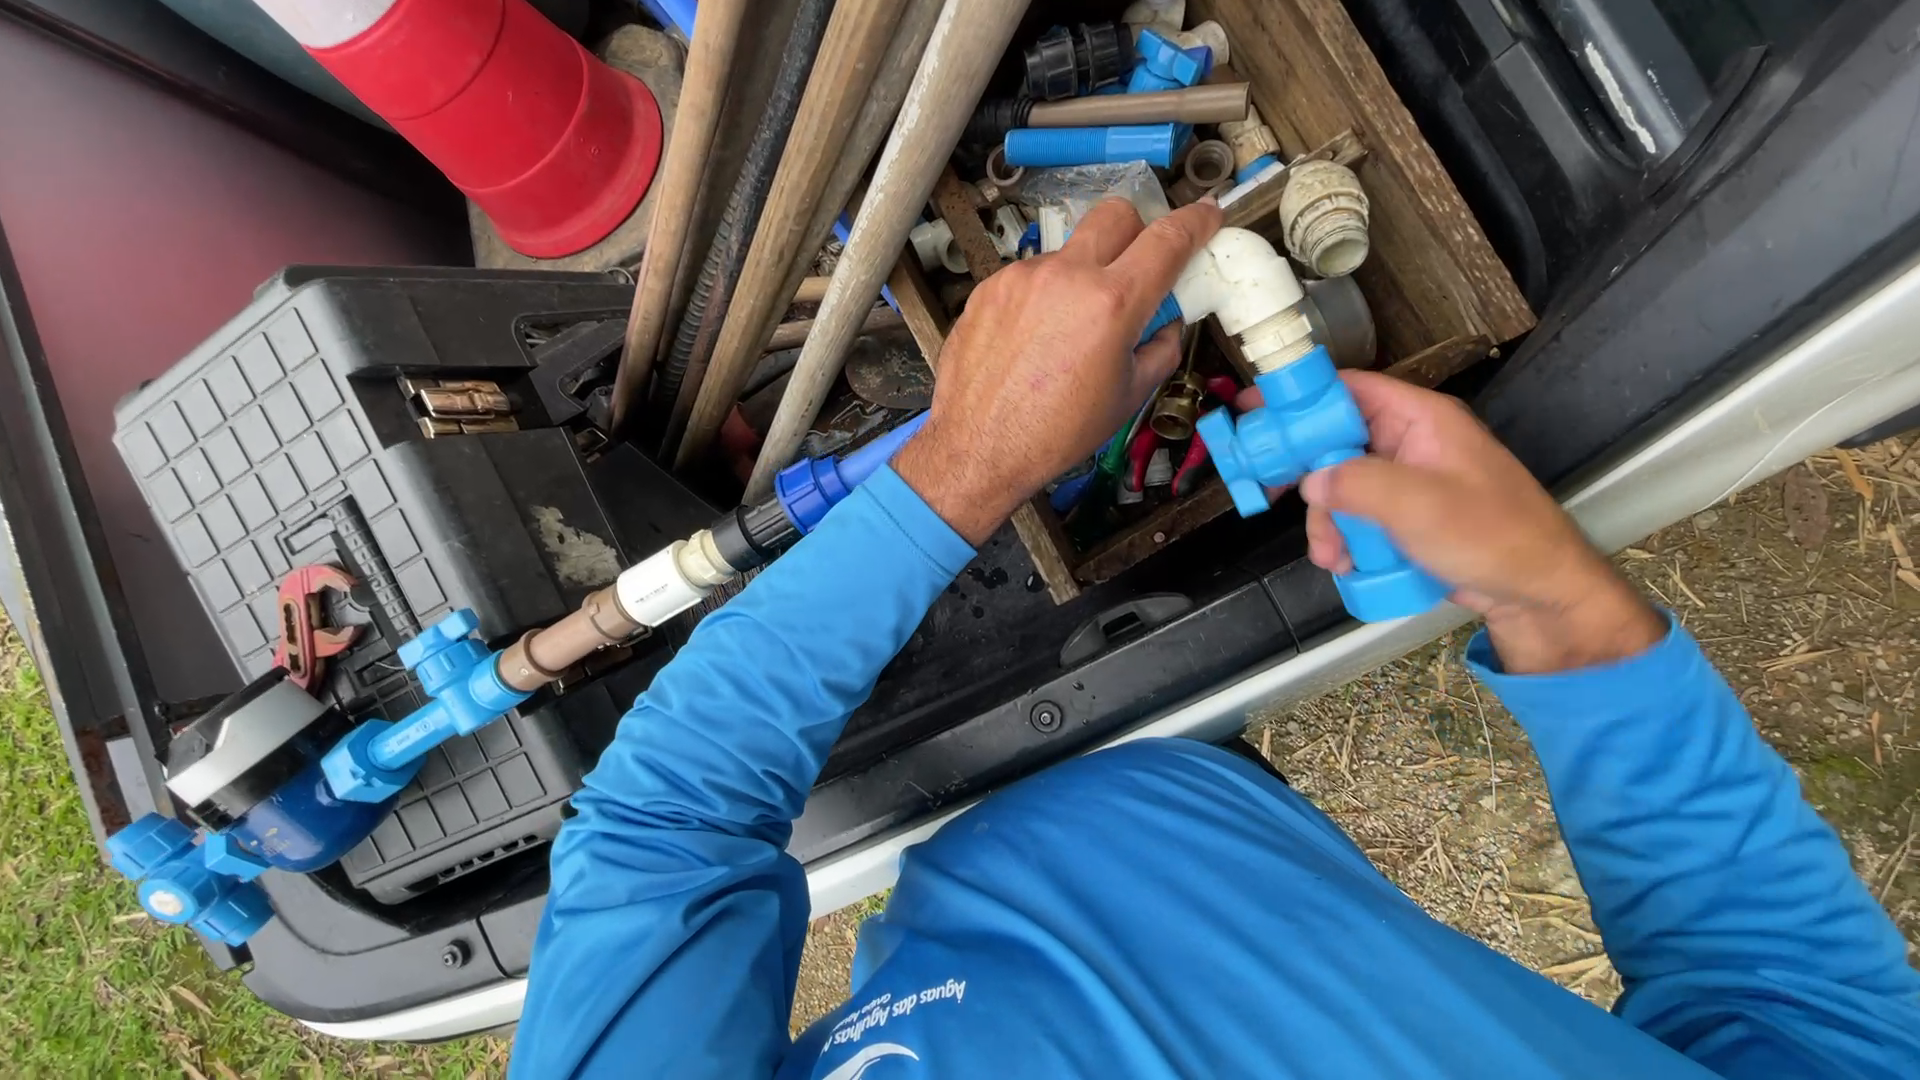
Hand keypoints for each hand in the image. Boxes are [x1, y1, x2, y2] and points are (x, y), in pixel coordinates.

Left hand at [893, 198, 1222, 543]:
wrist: (978, 449)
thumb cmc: (1054, 434)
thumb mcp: (1128, 397)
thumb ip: (1159, 348)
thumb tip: (1166, 323)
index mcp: (1111, 304)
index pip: (1167, 239)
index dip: (1195, 222)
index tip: (1205, 216)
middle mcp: (1065, 277)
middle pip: (1115, 214)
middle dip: (1136, 231)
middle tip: (1134, 269)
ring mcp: (1021, 278)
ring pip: (1068, 251)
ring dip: (1082, 274)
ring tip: (1070, 328)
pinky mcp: (988, 289)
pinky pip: (1029, 276)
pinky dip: (1043, 296)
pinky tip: (1033, 338)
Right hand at [1281, 371, 1663, 673]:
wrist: (1537, 594)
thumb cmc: (1495, 538)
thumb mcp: (1420, 506)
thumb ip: (1357, 484)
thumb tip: (1310, 480)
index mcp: (1420, 420)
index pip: (1348, 390)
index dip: (1298, 397)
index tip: (1254, 412)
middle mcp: (1408, 443)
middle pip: (1333, 441)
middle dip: (1307, 477)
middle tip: (1271, 492)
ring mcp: (1404, 480)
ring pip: (1338, 486)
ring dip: (1326, 521)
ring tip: (1331, 554)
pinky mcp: (1401, 514)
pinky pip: (1354, 515)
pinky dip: (1342, 537)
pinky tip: (1345, 561)